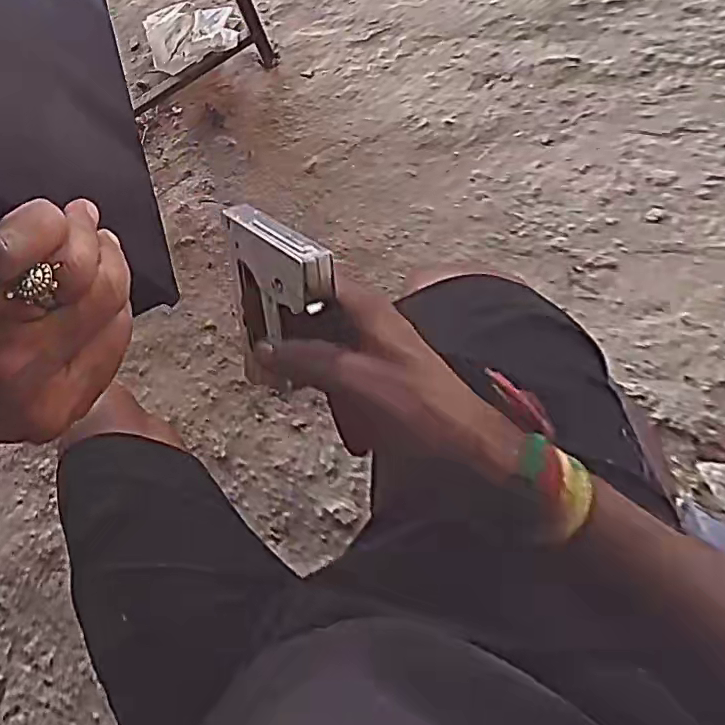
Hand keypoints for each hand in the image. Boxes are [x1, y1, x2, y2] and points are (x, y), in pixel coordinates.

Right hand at [0, 198, 132, 461]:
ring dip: (108, 274)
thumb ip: (8, 238)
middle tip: (83, 228)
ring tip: (92, 262)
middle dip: (91, 241)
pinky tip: (91, 305)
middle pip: (93, 277)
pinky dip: (110, 315)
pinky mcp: (62, 412)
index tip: (57, 213)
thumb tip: (71, 217)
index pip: (43, 240)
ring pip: (114, 310)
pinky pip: (115, 347)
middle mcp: (10, 352)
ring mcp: (41, 391)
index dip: (57, 220)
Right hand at [252, 280, 523, 481]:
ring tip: (266, 361)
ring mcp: (367, 342)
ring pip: (313, 329)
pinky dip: (303, 364)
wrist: (472, 448)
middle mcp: (367, 318)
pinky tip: (291, 380)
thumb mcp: (357, 380)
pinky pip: (323, 354)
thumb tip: (266, 349)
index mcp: (368, 308)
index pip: (313, 276)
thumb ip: (307, 360)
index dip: (280, 277)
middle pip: (307, 303)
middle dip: (278, 317)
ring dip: (288, 344)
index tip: (252, 286)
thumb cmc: (429, 409)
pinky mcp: (367, 366)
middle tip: (253, 332)